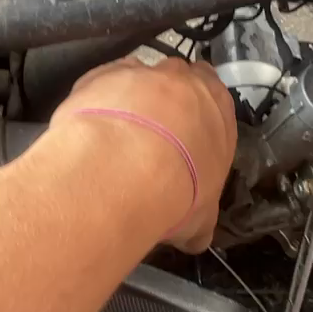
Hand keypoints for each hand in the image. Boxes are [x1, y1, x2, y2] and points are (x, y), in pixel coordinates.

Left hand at [53, 55, 236, 251]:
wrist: (124, 168)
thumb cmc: (178, 189)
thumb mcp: (201, 217)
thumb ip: (201, 219)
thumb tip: (195, 238)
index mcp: (219, 107)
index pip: (215, 98)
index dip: (198, 117)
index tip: (187, 137)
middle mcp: (183, 80)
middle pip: (177, 82)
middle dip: (166, 105)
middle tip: (151, 141)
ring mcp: (140, 73)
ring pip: (137, 80)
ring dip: (130, 103)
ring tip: (117, 141)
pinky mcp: (99, 74)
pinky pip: (101, 84)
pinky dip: (97, 103)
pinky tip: (93, 132)